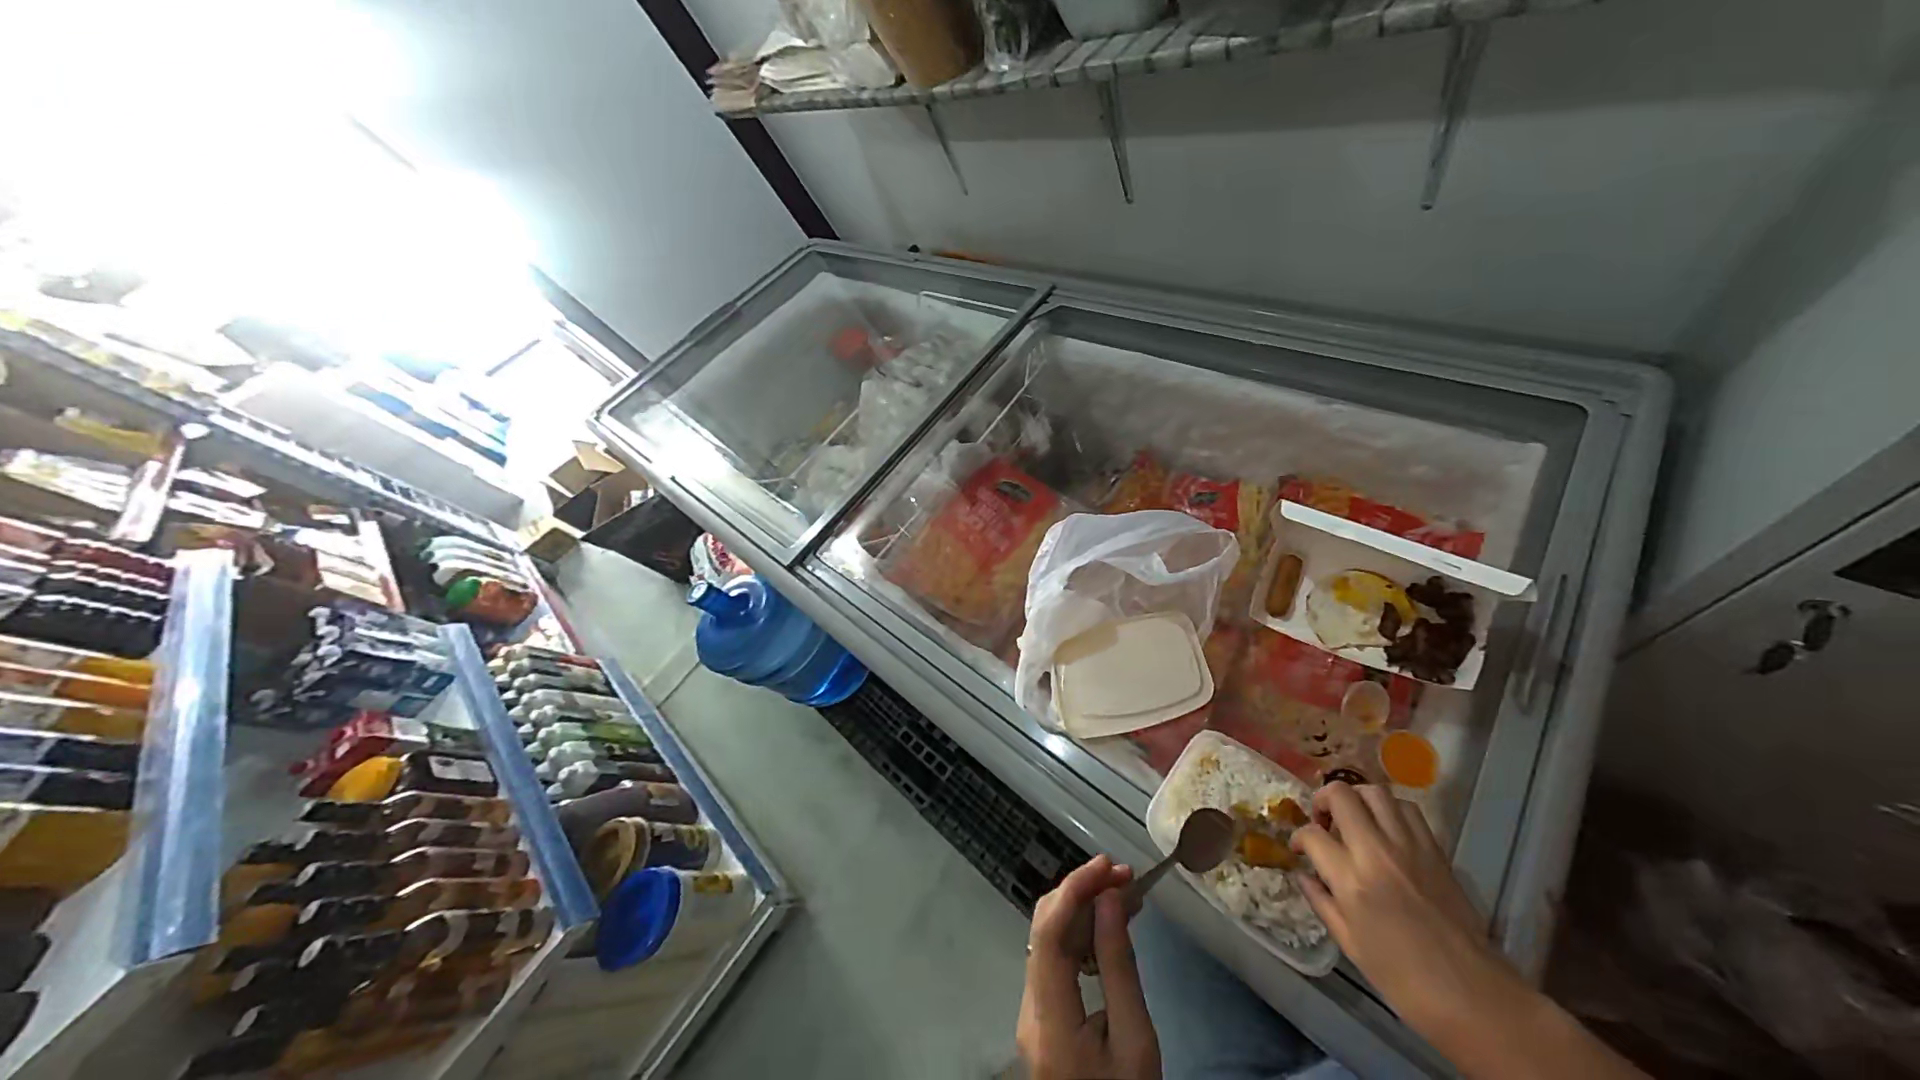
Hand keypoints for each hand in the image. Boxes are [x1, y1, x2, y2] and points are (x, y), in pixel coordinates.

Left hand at [1017, 855, 1160, 1079]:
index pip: (1049, 931)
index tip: (1108, 866)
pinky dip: (1080, 934)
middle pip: (1044, 928)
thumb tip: (1111, 902)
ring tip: (1123, 892)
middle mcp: (1029, 1005)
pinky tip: (1108, 925)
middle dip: (1080, 891)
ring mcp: (1032, 1010)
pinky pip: (1056, 960)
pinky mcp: (1042, 1016)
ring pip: (1048, 940)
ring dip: (1082, 909)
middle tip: (1123, 875)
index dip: (1075, 889)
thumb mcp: (1136, 1040)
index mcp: (1047, 1014)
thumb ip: (1120, 967)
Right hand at [1289, 783, 1523, 1035]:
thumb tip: (1303, 875)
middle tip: (1322, 821)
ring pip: (1376, 792)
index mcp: (1351, 880)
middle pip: (1341, 795)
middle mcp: (1377, 852)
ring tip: (1353, 819)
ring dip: (1357, 799)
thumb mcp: (1348, 943)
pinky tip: (1385, 830)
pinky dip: (1389, 810)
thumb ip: (1321, 901)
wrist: (1473, 995)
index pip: (1311, 835)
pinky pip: (1408, 810)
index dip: (1298, 839)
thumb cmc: (1402, 978)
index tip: (1300, 850)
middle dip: (1322, 801)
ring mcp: (1410, 847)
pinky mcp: (1436, 851)